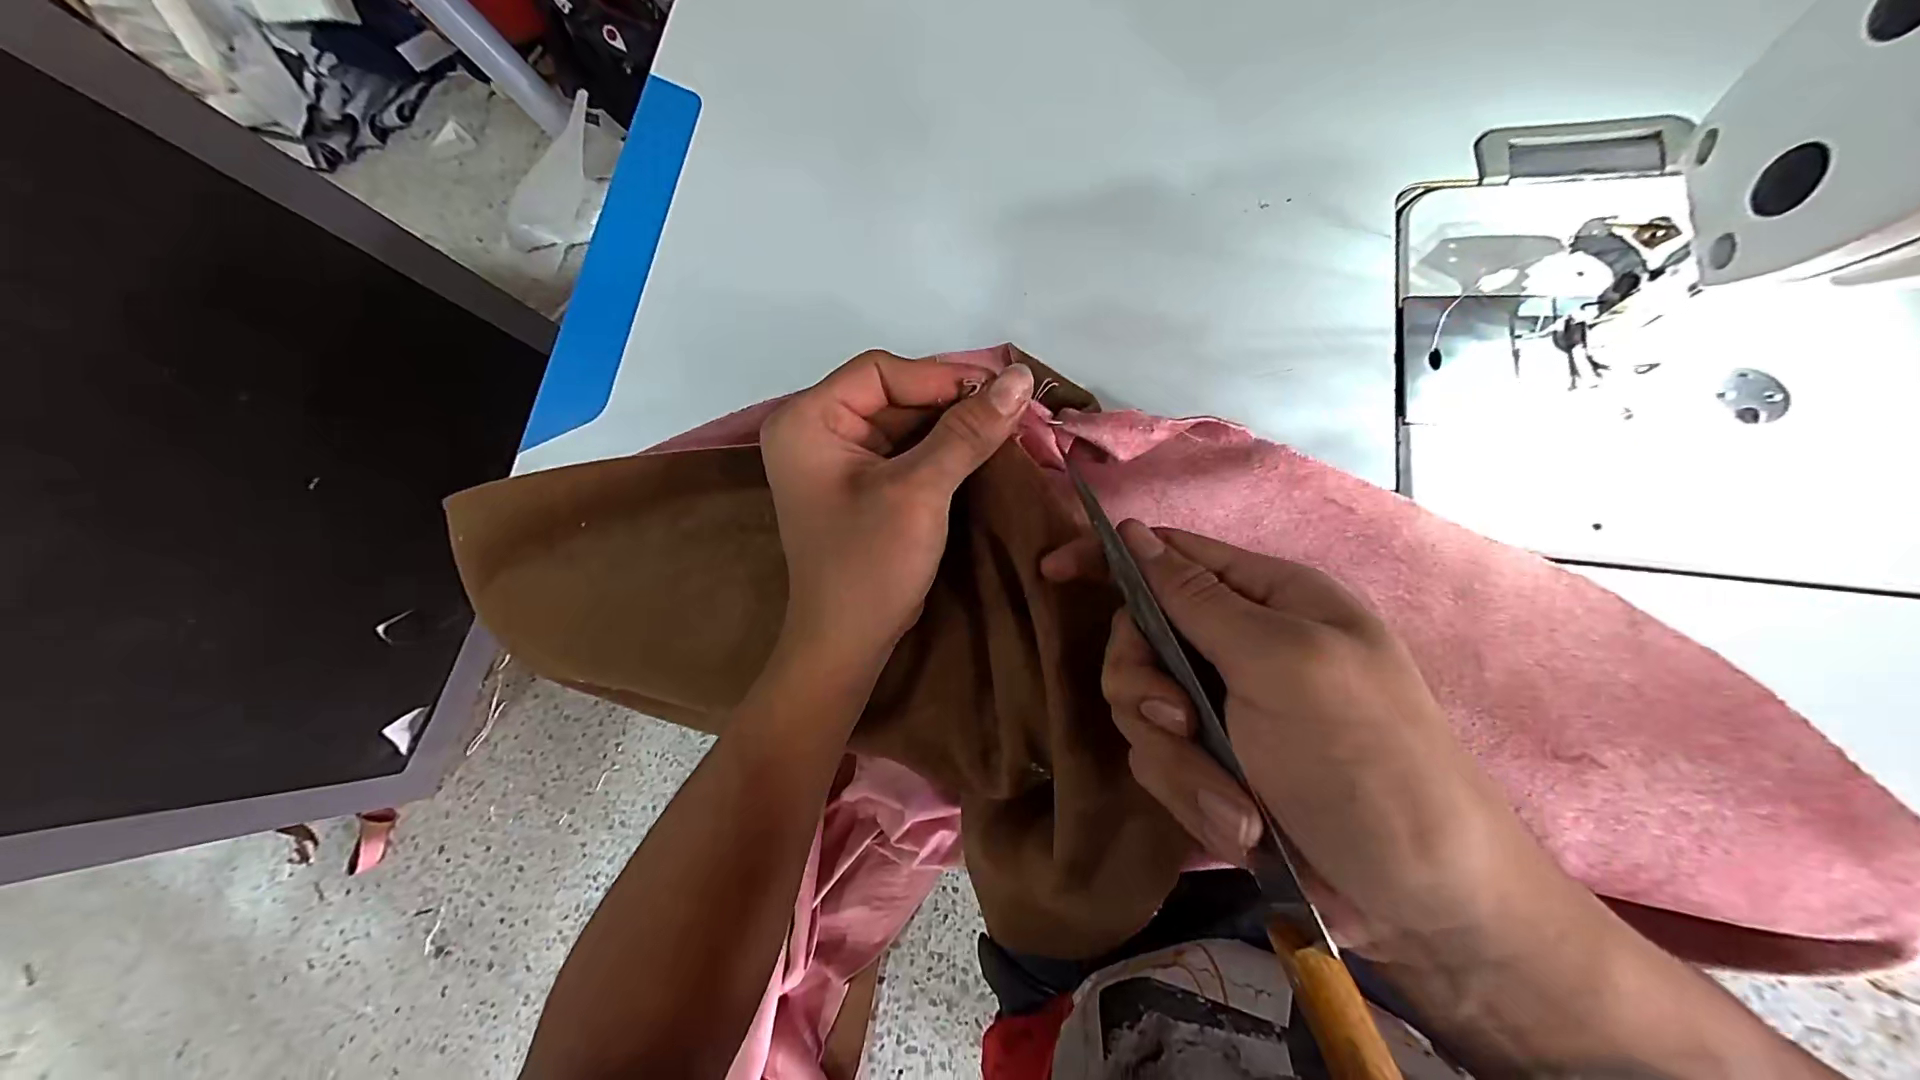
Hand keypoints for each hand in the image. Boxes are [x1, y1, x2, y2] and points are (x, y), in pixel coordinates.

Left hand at [761, 350, 1033, 668]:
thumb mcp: (920, 491)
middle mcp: (815, 430)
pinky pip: (904, 450)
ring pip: (904, 422)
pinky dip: (942, 450)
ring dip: (953, 426)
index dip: (942, 377)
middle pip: (893, 394)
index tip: (1001, 391)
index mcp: (807, 420)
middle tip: (1011, 410)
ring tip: (1004, 428)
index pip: (881, 372)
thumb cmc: (870, 565)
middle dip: (952, 402)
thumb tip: (1021, 378)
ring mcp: (836, 459)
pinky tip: (980, 451)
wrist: (847, 643)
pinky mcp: (860, 484)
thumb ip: (967, 431)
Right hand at [1041, 522, 1580, 961]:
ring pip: (1138, 708)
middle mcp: (1237, 647)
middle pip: (1138, 638)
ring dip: (1180, 760)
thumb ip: (1197, 598)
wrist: (1422, 903)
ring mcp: (1222, 709)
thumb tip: (1134, 533)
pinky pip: (1158, 762)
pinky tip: (1241, 826)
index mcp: (1267, 600)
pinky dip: (1193, 796)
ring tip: (1235, 802)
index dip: (1108, 558)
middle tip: (1179, 722)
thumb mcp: (1281, 663)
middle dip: (1145, 686)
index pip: (1168, 556)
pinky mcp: (1210, 765)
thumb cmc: (1364, 759)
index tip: (1052, 571)